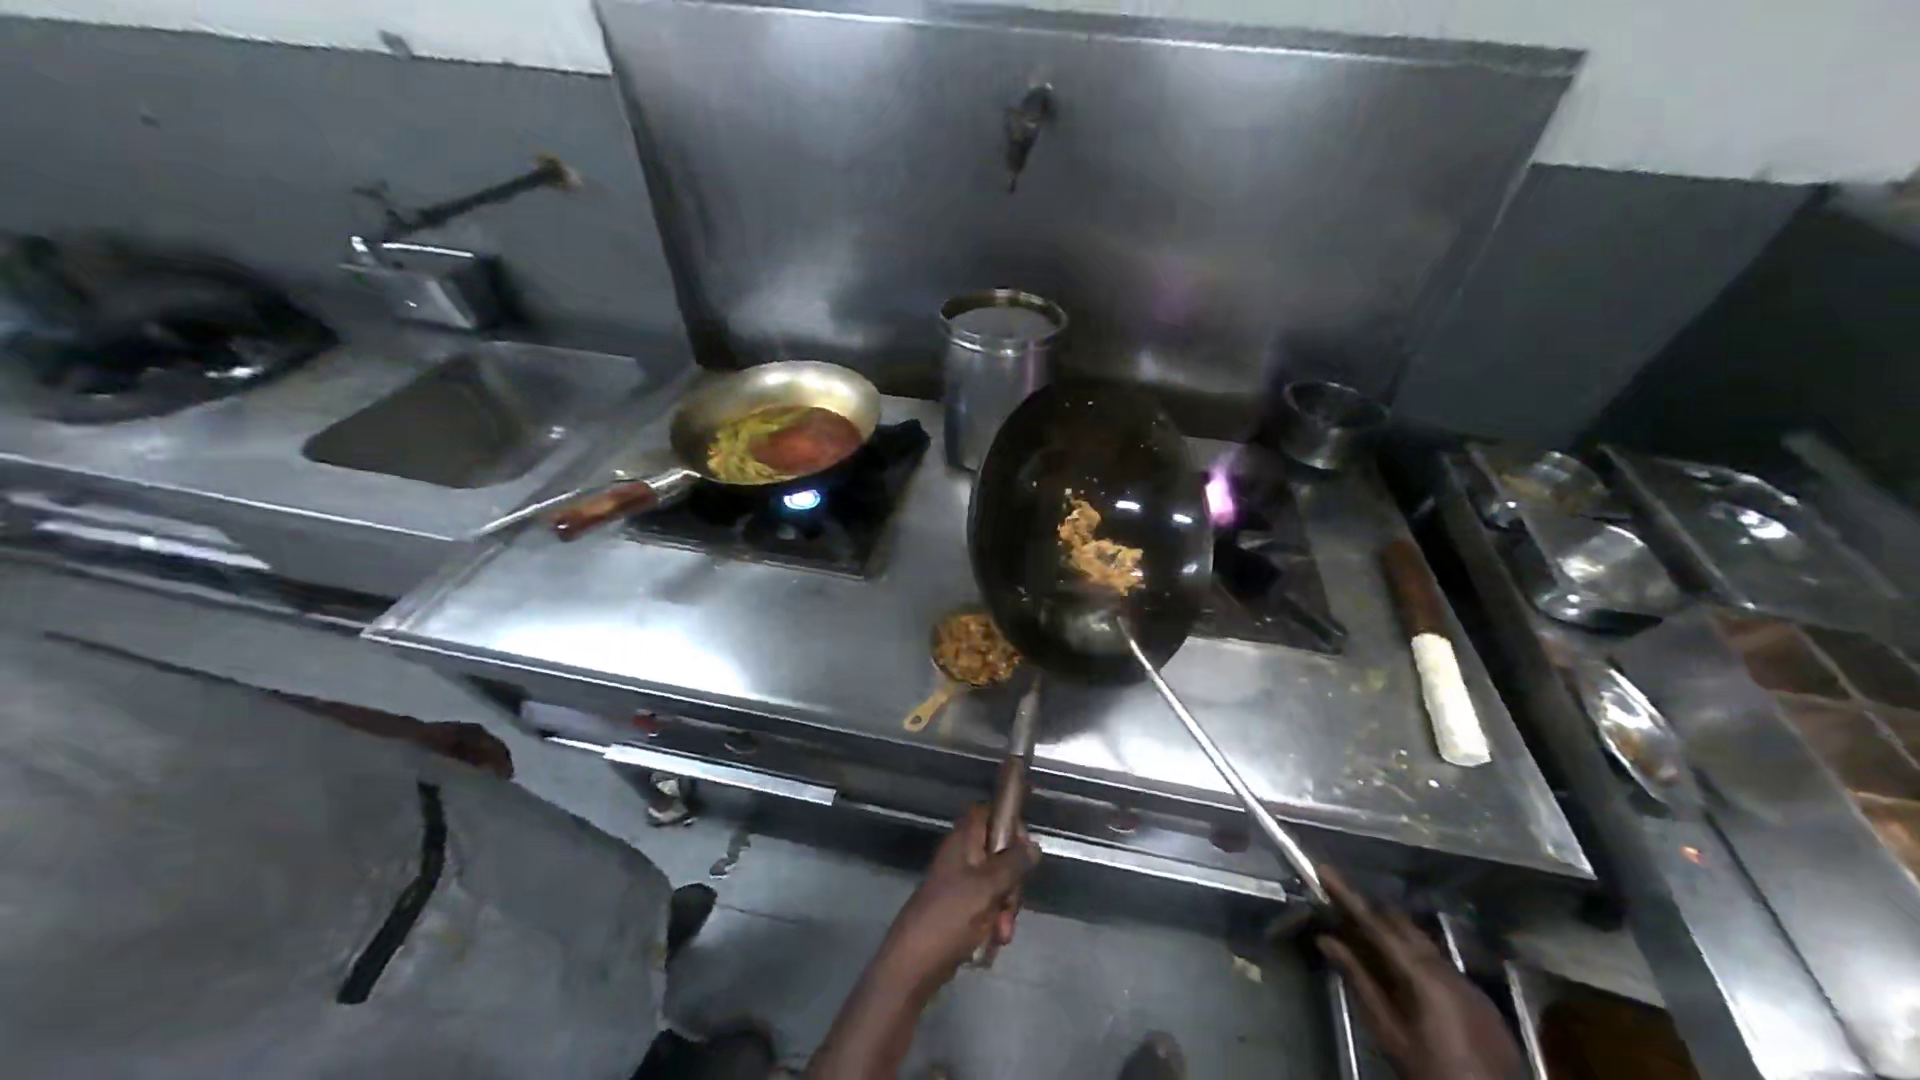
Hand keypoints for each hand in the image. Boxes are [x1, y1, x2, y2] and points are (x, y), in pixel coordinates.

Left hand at [873, 804, 1039, 992]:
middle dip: (1013, 881)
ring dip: (1006, 907)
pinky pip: (988, 905)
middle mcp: (962, 857)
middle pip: (999, 852)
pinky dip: (995, 920)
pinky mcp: (962, 908)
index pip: (987, 813)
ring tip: (1002, 932)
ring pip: (998, 883)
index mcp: (962, 842)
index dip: (1008, 824)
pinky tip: (995, 940)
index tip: (1024, 848)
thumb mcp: (988, 887)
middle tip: (1011, 902)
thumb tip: (1035, 845)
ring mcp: (961, 883)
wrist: (915, 962)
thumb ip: (1014, 864)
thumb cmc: (950, 916)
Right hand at [1316, 870, 1522, 1079]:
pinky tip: (1401, 971)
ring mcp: (1469, 984)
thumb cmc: (1433, 1072)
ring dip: (1392, 933)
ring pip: (1422, 943)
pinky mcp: (1480, 1000)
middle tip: (1339, 905)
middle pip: (1403, 926)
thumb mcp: (1389, 1032)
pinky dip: (1414, 956)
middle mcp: (1448, 970)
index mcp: (1423, 976)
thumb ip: (1359, 982)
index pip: (1377, 925)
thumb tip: (1326, 940)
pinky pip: (1440, 963)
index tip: (1325, 871)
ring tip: (1363, 935)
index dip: (1348, 896)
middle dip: (1370, 912)